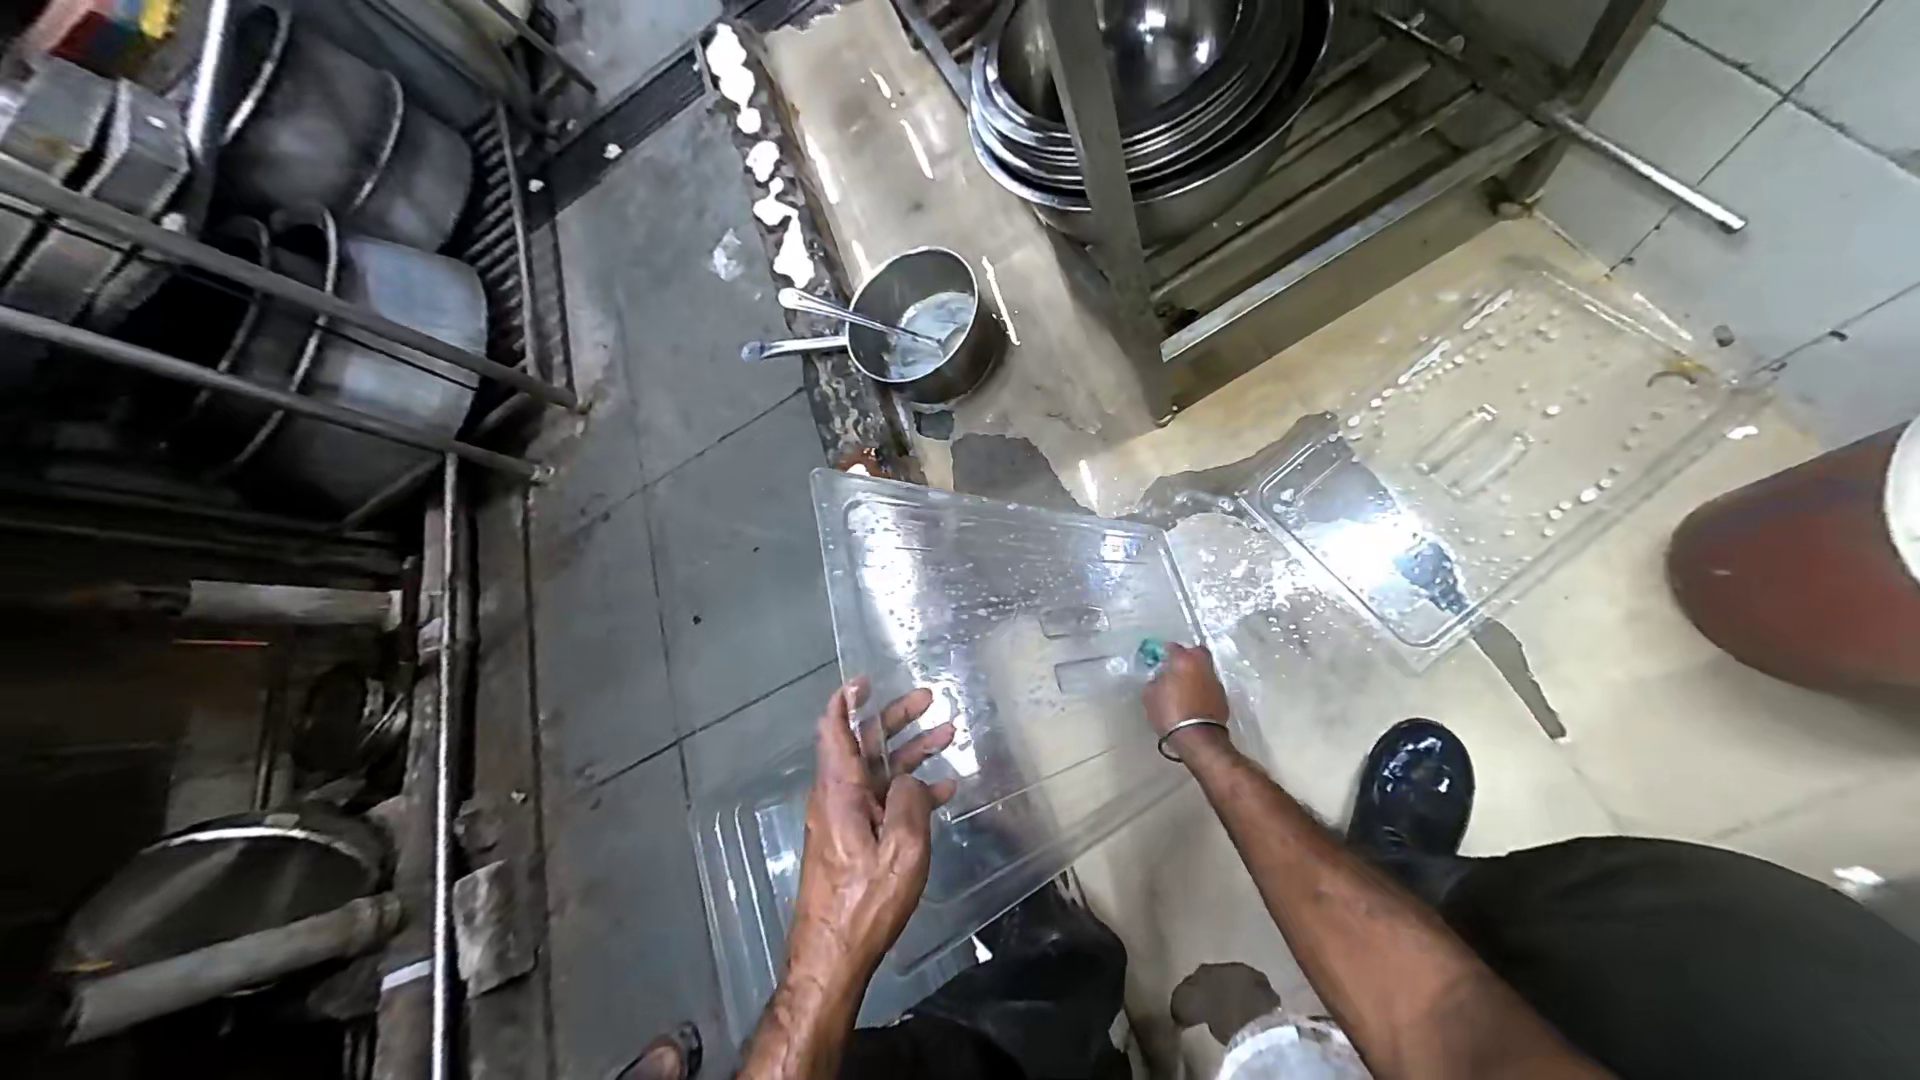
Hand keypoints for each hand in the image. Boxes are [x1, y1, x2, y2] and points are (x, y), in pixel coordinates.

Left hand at [786, 678, 956, 992]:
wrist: (833, 954)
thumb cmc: (865, 900)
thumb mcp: (901, 849)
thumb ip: (909, 802)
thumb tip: (910, 780)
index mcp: (840, 788)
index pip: (834, 728)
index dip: (847, 698)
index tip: (867, 678)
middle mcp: (838, 794)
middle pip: (864, 742)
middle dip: (895, 717)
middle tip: (928, 699)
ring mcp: (845, 817)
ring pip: (878, 769)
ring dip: (909, 751)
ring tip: (947, 734)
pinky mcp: (853, 838)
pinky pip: (882, 800)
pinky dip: (909, 789)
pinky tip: (942, 790)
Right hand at [1143, 642, 1231, 752]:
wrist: (1197, 738)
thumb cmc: (1169, 712)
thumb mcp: (1150, 695)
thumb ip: (1155, 681)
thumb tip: (1161, 678)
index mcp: (1184, 661)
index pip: (1174, 647)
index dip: (1166, 650)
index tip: (1161, 655)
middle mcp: (1202, 666)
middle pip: (1197, 652)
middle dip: (1188, 655)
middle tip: (1177, 664)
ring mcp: (1215, 682)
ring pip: (1205, 669)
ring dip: (1196, 672)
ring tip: (1185, 684)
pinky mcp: (1223, 698)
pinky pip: (1209, 685)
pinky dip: (1202, 687)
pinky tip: (1193, 697)